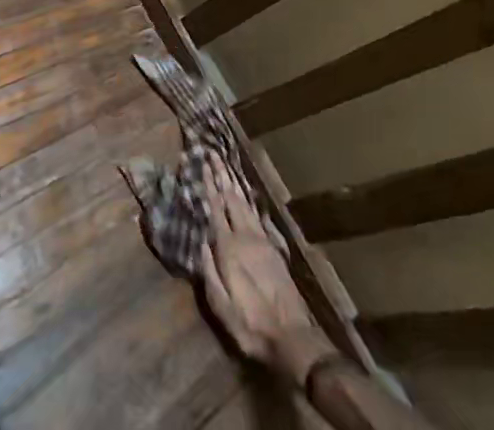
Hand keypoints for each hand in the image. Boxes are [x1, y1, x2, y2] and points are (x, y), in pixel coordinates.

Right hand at [198, 161, 334, 385]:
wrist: (293, 339)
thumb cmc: (250, 324)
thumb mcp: (220, 303)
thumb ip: (208, 269)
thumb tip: (200, 239)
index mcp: (230, 248)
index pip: (215, 209)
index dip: (207, 186)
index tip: (200, 164)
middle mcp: (246, 238)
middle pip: (231, 200)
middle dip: (220, 175)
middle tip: (212, 153)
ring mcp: (263, 242)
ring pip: (245, 204)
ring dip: (234, 183)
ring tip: (225, 165)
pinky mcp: (274, 250)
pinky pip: (257, 215)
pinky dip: (248, 200)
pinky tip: (246, 194)